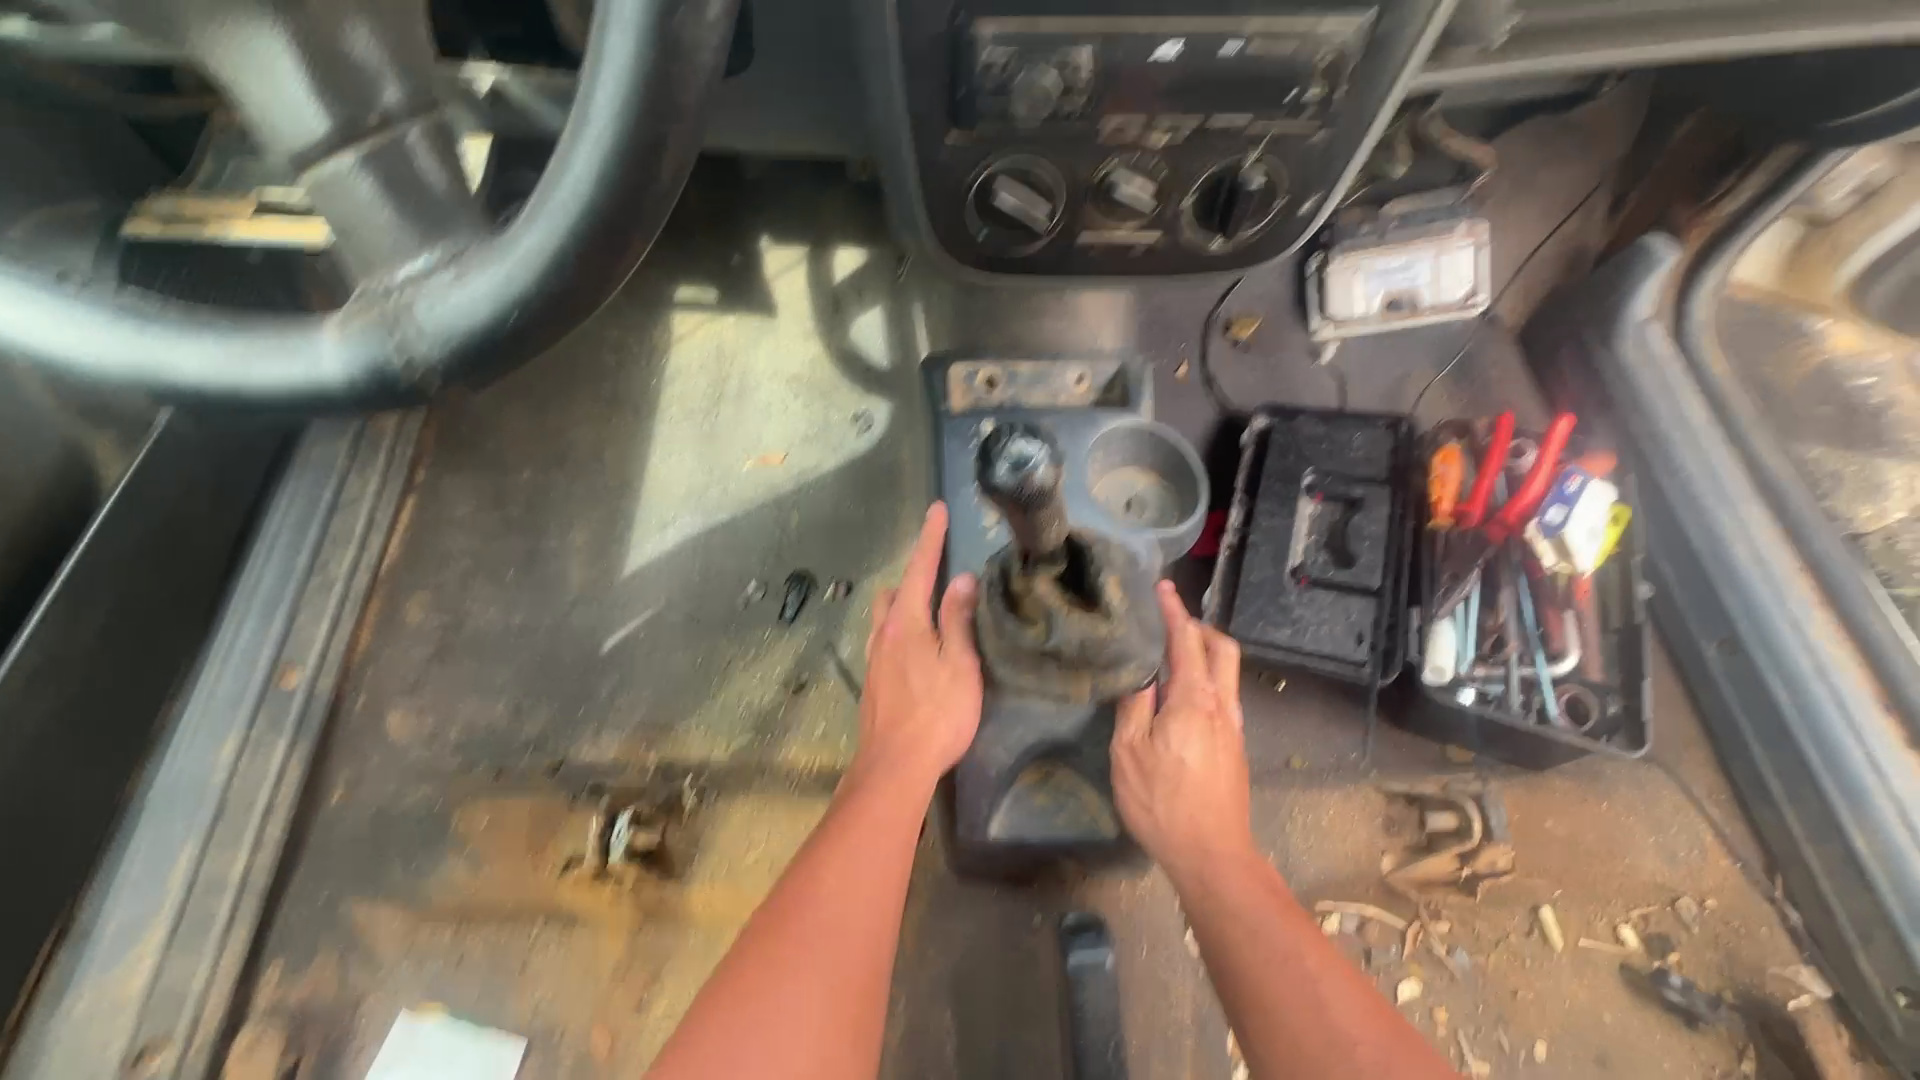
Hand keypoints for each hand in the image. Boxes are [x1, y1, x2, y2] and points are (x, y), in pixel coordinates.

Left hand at [856, 502, 983, 789]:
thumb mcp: (960, 665)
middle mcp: (883, 634)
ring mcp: (873, 659)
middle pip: (894, 591)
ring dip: (904, 604)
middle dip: (913, 574)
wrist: (894, 766)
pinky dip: (900, 629)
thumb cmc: (937, 715)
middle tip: (939, 573)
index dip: (930, 538)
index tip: (936, 509)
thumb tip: (960, 580)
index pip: (919, 568)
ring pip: (885, 617)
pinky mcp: (872, 681)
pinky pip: (884, 640)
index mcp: (906, 623)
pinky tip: (916, 649)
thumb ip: (958, 620)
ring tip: (930, 610)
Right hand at [1110, 581, 1254, 886]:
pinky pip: (1224, 695)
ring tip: (1173, 655)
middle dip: (1199, 627)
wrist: (1212, 854)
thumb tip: (1139, 672)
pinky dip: (1207, 678)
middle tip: (1171, 622)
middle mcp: (1222, 706)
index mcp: (1194, 699)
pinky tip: (1182, 696)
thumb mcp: (1129, 752)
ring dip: (1205, 652)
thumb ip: (1135, 705)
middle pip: (1222, 649)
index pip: (1186, 640)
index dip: (1174, 610)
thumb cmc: (1162, 803)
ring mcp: (1234, 727)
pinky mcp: (1235, 746)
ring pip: (1227, 673)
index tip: (1163, 587)